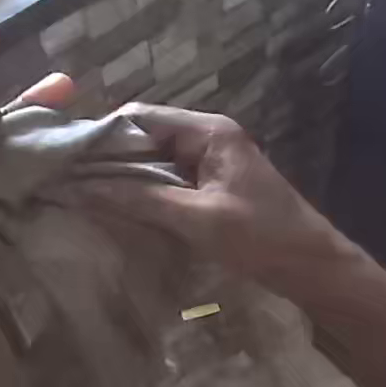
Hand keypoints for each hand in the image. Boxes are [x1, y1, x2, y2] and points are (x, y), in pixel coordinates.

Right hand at [88, 103, 363, 304]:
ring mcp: (207, 160)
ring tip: (84, 192)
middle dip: (109, 156)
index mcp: (208, 131)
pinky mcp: (207, 183)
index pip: (141, 116)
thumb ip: (141, 200)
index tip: (68, 158)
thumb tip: (83, 187)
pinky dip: (141, 189)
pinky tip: (117, 205)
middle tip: (69, 179)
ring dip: (123, 174)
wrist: (317, 270)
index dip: (104, 134)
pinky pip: (164, 178)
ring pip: (152, 158)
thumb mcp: (198, 219)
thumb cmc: (263, 239)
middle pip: (144, 135)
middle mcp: (205, 136)